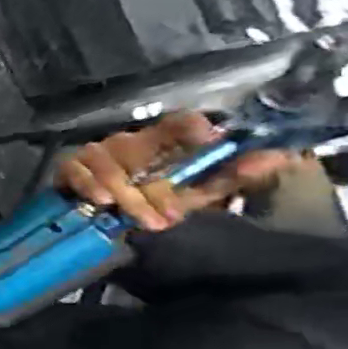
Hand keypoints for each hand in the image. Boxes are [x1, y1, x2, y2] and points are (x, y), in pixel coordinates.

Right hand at [55, 111, 300, 231]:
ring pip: (108, 164)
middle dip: (154, 187)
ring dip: (128, 196)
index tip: (208, 137)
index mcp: (165, 143)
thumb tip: (277, 156)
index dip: (189, 127)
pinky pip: (76, 170)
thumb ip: (233, 176)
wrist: (115, 225)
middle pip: (137, 147)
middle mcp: (130, 142)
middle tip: (172, 217)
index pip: (178, 123)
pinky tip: (103, 202)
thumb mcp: (202, 193)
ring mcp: (97, 153)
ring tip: (145, 221)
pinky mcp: (70, 167)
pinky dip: (89, 185)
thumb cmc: (162, 204)